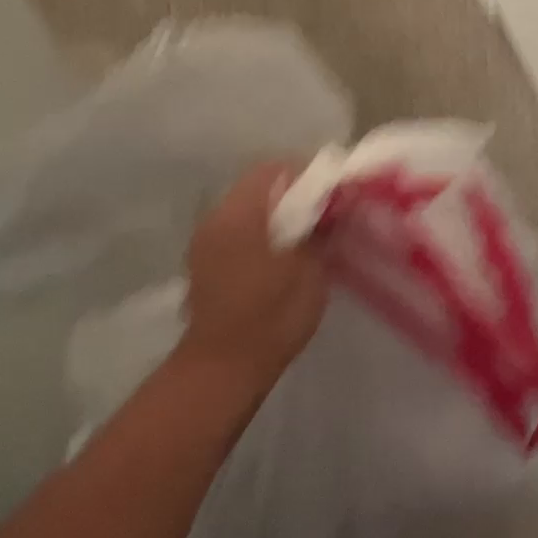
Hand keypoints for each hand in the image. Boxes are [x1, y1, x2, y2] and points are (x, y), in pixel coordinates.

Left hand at [180, 162, 328, 385]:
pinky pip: (237, 234)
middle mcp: (215, 218)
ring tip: (306, 236)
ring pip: (246, 211)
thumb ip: (321, 229)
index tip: (334, 191)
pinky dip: (260, 235)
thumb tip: (334, 205)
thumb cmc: (272, 315)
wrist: (224, 368)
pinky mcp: (203, 266)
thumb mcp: (311, 269)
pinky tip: (282, 258)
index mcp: (240, 211)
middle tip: (325, 213)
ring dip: (275, 216)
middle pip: (258, 188)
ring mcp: (204, 243)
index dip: (308, 174)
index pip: (275, 169)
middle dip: (293, 195)